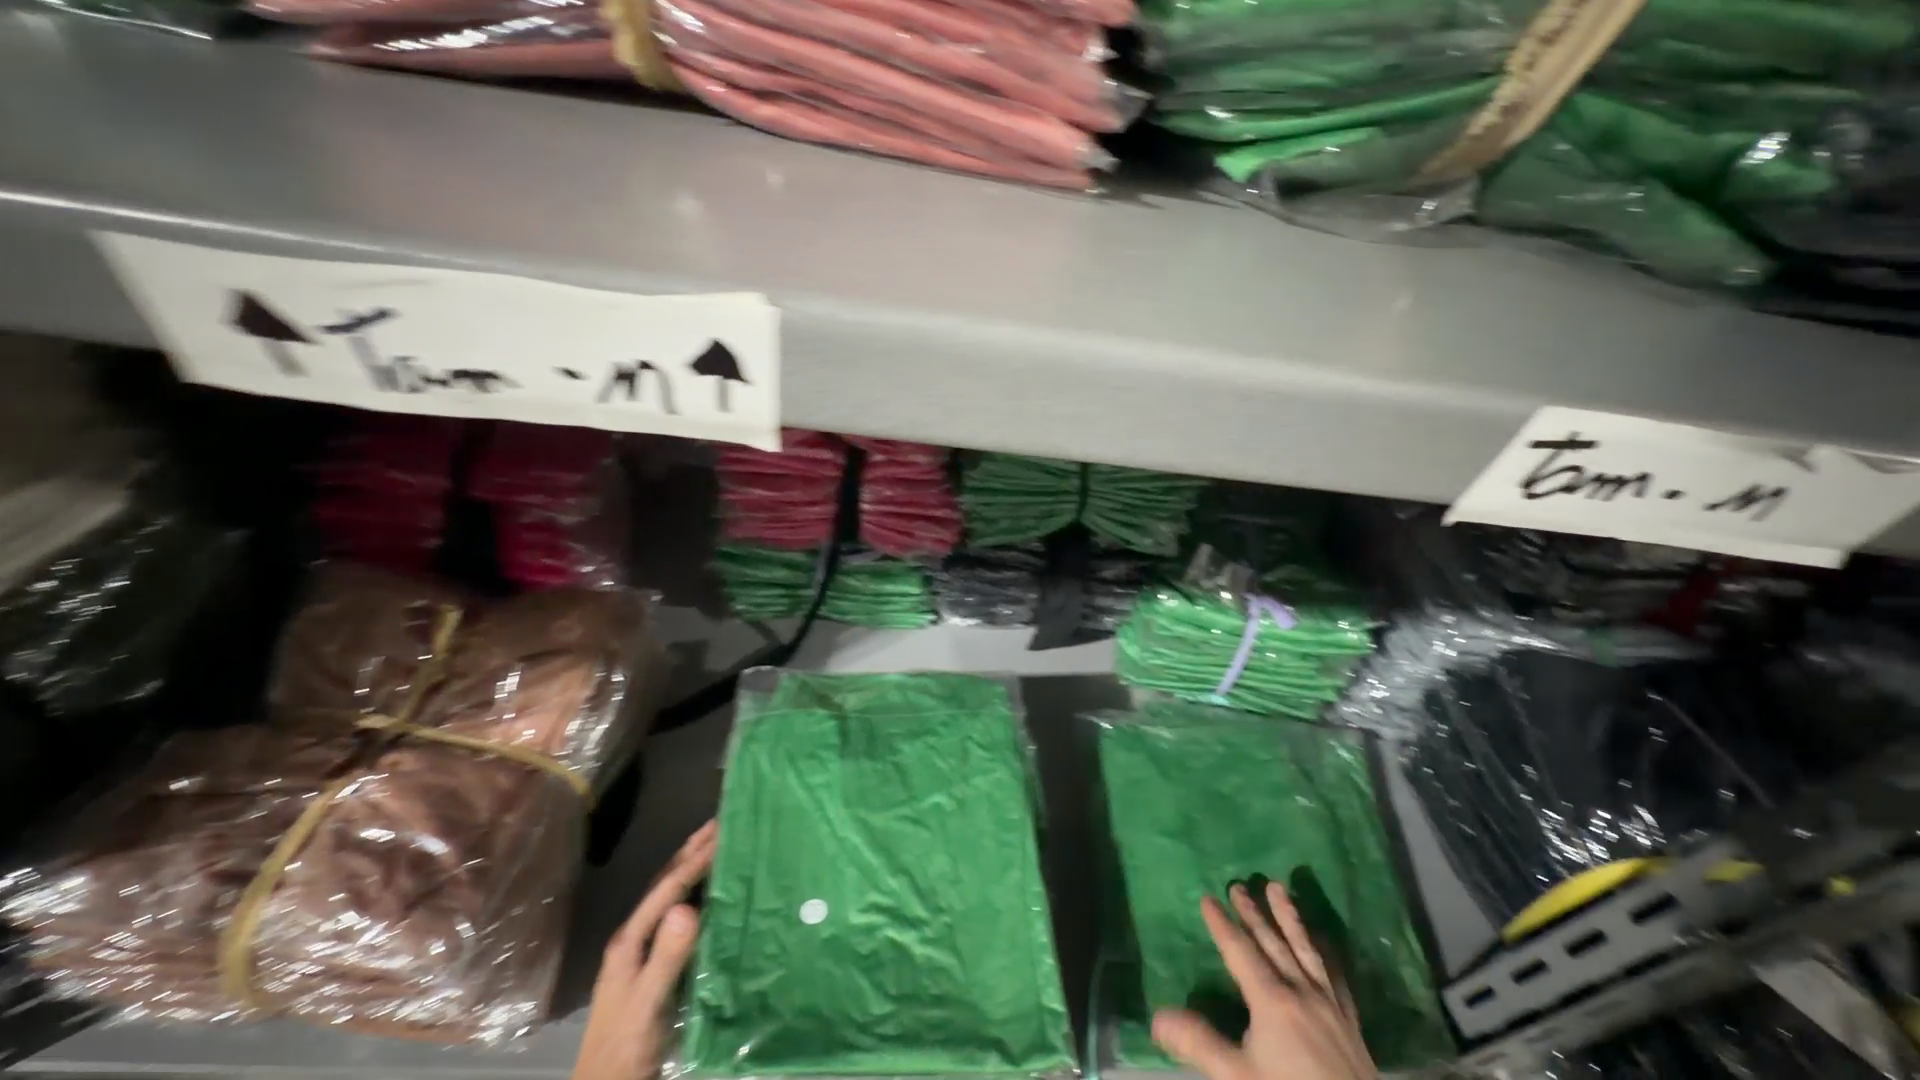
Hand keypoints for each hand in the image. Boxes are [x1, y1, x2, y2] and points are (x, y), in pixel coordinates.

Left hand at [573, 821, 717, 1079]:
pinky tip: (711, 900)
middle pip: (664, 887)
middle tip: (719, 824)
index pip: (666, 890)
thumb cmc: (627, 1046)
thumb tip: (688, 906)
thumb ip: (667, 957)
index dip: (694, 861)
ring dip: (692, 871)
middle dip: (690, 854)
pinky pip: (678, 922)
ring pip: (669, 901)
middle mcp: (634, 940)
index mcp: (630, 941)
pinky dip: (696, 899)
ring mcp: (642, 955)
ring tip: (716, 847)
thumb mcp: (649, 1002)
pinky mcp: (655, 970)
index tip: (722, 833)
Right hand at [1152, 882, 1378, 1079]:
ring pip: (1305, 949)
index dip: (1222, 925)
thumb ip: (1199, 1043)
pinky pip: (1334, 973)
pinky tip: (1321, 943)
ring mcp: (1330, 1003)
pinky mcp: (1349, 1020)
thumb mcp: (1237, 1077)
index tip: (1208, 898)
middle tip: (1239, 885)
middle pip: (1273, 943)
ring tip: (1279, 889)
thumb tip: (1158, 1016)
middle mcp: (1302, 991)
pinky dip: (1324, 950)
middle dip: (1253, 913)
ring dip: (1290, 917)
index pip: (1241, 952)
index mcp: (1273, 1000)